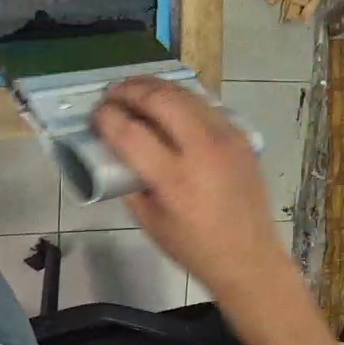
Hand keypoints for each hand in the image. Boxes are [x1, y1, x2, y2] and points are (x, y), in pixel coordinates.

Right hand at [92, 78, 295, 300]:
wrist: (249, 256)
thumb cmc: (193, 247)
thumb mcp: (149, 221)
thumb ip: (130, 182)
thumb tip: (114, 151)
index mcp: (176, 179)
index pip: (131, 133)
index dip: (106, 118)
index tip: (94, 115)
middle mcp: (203, 149)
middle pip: (159, 99)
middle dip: (128, 90)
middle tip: (110, 95)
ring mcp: (226, 137)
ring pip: (184, 93)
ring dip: (153, 88)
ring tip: (132, 91)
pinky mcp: (240, 135)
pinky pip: (204, 104)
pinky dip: (179, 99)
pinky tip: (165, 105)